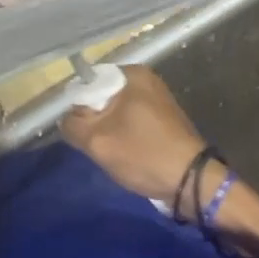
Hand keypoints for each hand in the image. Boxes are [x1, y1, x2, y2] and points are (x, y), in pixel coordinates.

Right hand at [60, 65, 208, 205]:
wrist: (192, 182)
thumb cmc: (143, 154)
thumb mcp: (96, 141)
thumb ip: (72, 125)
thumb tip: (67, 119)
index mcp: (132, 74)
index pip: (88, 82)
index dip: (79, 106)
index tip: (80, 130)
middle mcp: (146, 80)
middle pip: (102, 97)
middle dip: (95, 120)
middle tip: (96, 144)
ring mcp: (158, 99)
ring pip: (116, 112)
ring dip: (109, 131)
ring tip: (113, 151)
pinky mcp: (165, 118)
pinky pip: (132, 121)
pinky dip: (125, 135)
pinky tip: (128, 154)